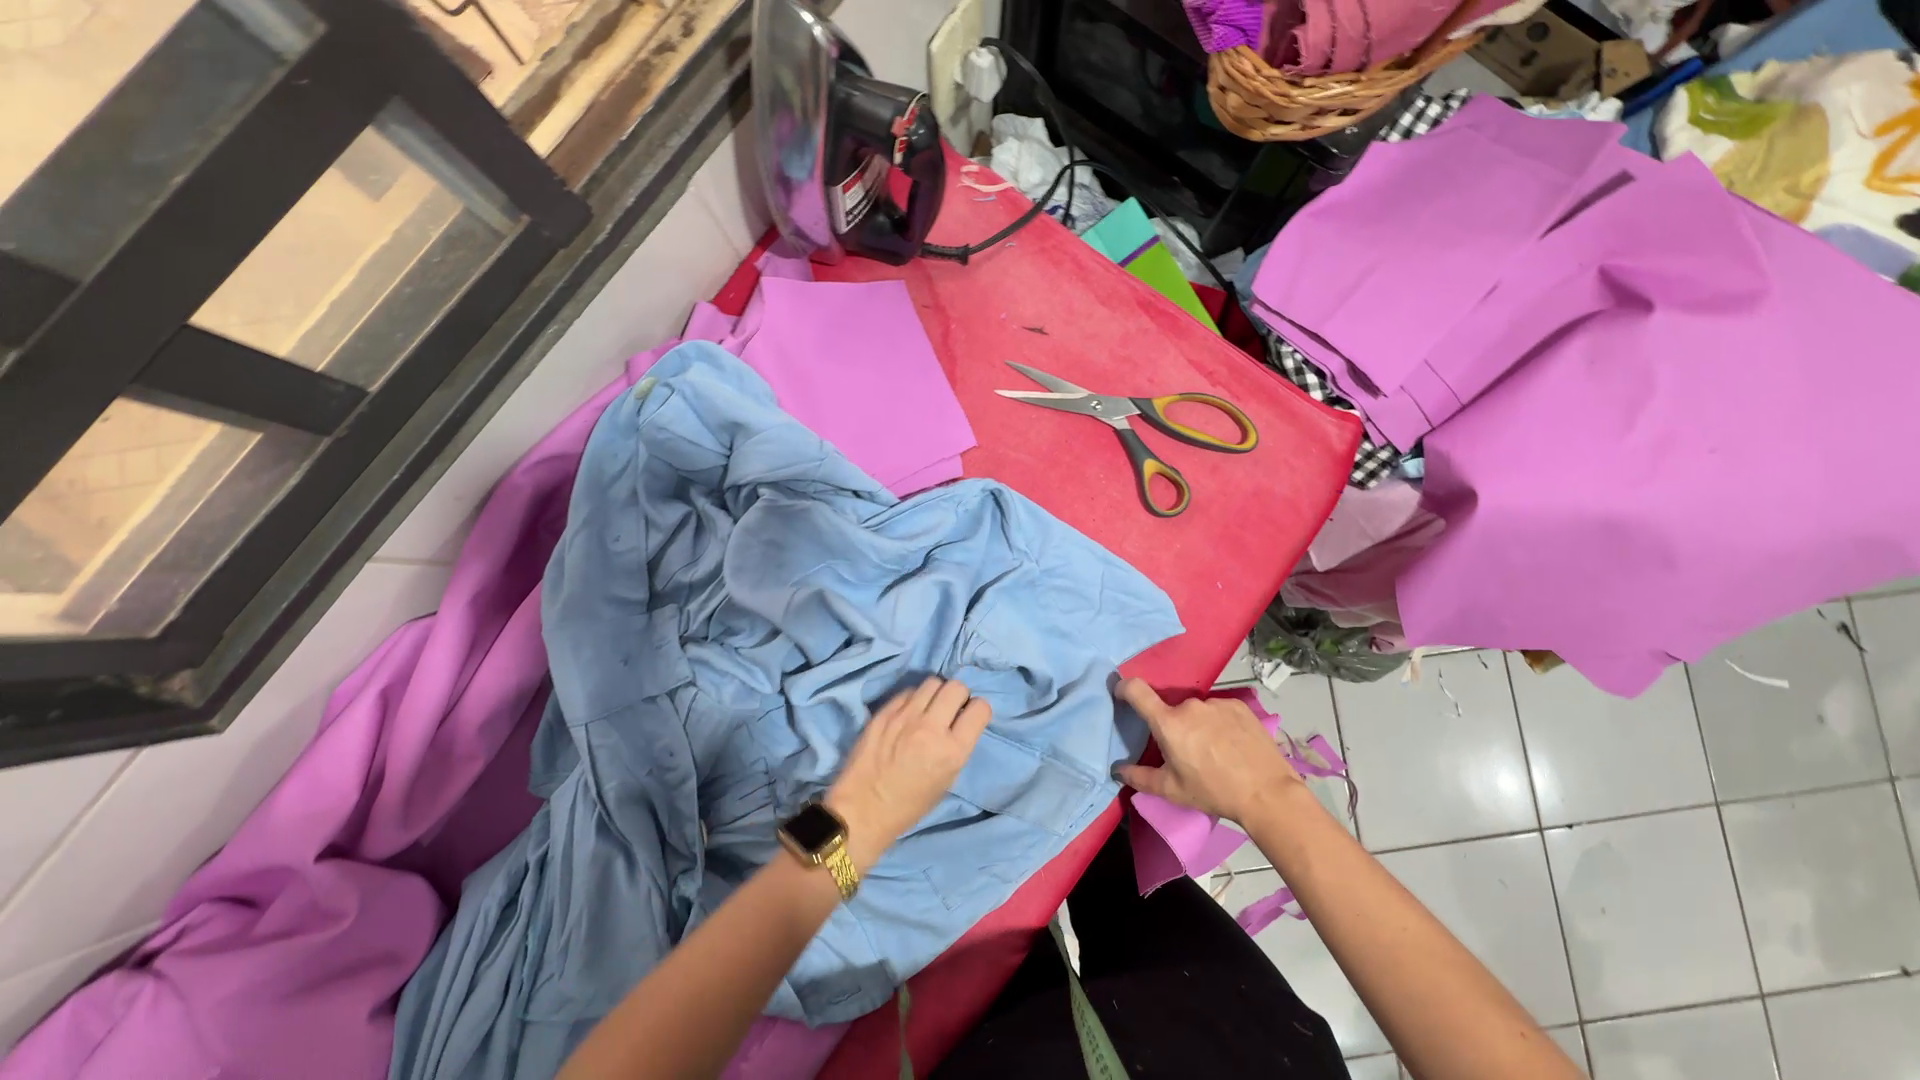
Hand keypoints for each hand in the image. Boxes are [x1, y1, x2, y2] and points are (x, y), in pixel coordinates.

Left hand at [827, 676, 991, 869]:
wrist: (864, 809)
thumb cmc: (910, 805)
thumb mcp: (947, 780)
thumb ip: (957, 747)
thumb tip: (960, 723)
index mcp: (952, 751)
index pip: (980, 708)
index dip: (978, 711)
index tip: (970, 717)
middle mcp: (931, 728)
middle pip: (956, 687)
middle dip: (959, 696)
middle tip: (951, 709)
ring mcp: (905, 717)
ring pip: (932, 682)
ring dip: (936, 693)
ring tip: (930, 708)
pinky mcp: (884, 713)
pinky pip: (908, 692)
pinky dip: (913, 699)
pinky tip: (909, 714)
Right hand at [1113, 678, 1304, 825]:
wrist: (1266, 792)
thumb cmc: (1213, 791)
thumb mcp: (1172, 790)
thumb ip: (1139, 778)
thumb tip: (1117, 770)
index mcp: (1169, 723)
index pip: (1137, 690)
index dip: (1124, 687)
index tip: (1121, 693)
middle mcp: (1190, 706)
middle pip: (1172, 709)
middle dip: (1173, 726)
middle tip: (1186, 752)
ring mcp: (1217, 703)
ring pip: (1197, 711)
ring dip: (1198, 725)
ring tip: (1214, 751)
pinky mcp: (1239, 705)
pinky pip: (1219, 710)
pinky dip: (1219, 723)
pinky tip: (1232, 745)